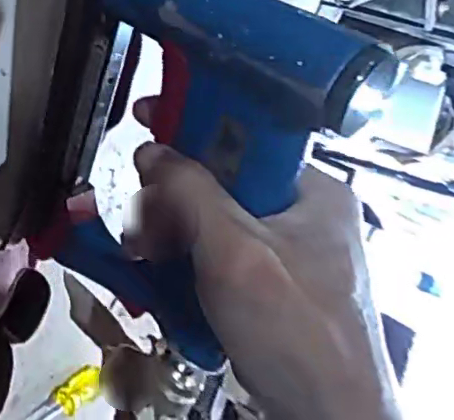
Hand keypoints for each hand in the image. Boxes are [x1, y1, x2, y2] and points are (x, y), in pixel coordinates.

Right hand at [126, 101, 397, 419]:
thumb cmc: (299, 338)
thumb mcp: (235, 250)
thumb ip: (188, 190)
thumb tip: (149, 151)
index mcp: (313, 190)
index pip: (243, 132)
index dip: (192, 118)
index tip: (148, 115)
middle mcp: (301, 213)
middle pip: (217, 175)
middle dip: (170, 192)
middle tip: (140, 210)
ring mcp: (285, 253)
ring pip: (209, 215)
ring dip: (168, 228)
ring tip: (141, 249)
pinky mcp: (267, 287)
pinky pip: (212, 250)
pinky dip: (181, 257)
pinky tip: (158, 272)